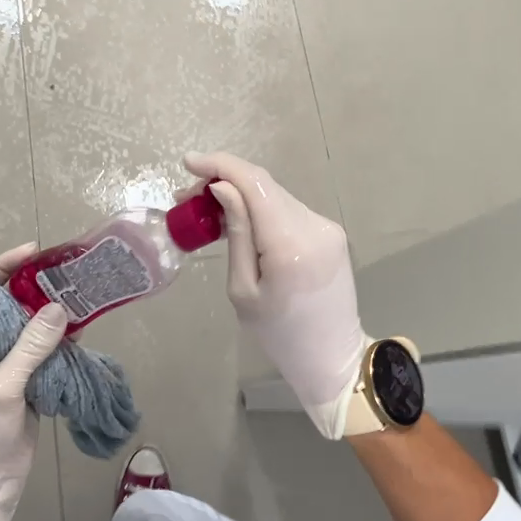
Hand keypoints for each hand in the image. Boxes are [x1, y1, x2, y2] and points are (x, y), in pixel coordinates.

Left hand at [0, 243, 66, 520]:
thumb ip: (29, 347)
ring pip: (33, 322)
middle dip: (37, 282)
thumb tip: (59, 309)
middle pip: (13, 301)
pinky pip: (47, 345)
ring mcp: (11, 358)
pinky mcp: (31, 374)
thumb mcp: (4, 385)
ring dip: (53, 308)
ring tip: (79, 289)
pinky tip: (82, 323)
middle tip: (66, 267)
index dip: (6, 266)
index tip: (34, 251)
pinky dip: (63, 334)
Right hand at [183, 153, 366, 438]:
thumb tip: (222, 187)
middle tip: (187, 197)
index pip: (254, 184)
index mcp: (290, 244)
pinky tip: (240, 222)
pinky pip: (287, 210)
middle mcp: (314, 226)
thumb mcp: (243, 289)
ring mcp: (326, 227)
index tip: (187, 163)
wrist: (333, 357)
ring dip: (241, 195)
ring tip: (208, 212)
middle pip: (264, 186)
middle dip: (224, 180)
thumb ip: (236, 232)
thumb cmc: (279, 334)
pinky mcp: (330, 233)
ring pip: (275, 196)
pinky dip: (261, 209)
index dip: (219, 165)